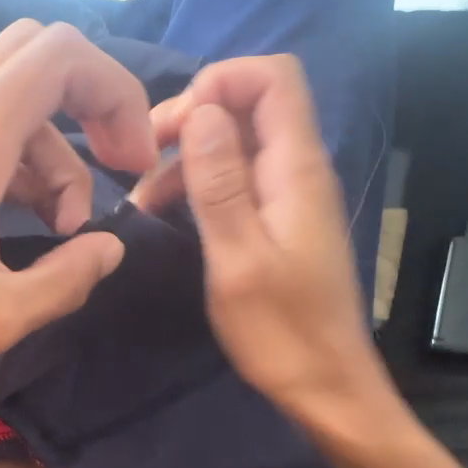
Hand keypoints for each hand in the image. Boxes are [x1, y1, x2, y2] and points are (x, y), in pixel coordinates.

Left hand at [0, 20, 158, 439]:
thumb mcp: (2, 317)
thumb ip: (69, 277)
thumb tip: (110, 248)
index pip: (57, 56)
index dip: (114, 92)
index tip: (134, 162)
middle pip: (33, 59)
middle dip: (90, 105)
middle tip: (117, 171)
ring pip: (9, 104)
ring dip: (54, 155)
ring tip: (66, 232)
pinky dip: (20, 168)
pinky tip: (29, 228)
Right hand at [144, 56, 400, 427]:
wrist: (326, 387)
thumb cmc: (282, 334)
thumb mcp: (239, 260)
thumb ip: (220, 186)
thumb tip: (200, 112)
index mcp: (296, 171)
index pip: (271, 80)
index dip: (219, 83)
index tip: (167, 129)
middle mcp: (299, 174)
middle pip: (251, 108)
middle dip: (193, 120)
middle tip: (141, 165)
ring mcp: (292, 202)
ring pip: (240, 149)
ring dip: (190, 162)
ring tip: (142, 204)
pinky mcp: (282, 229)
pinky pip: (241, 185)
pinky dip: (203, 190)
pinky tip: (170, 220)